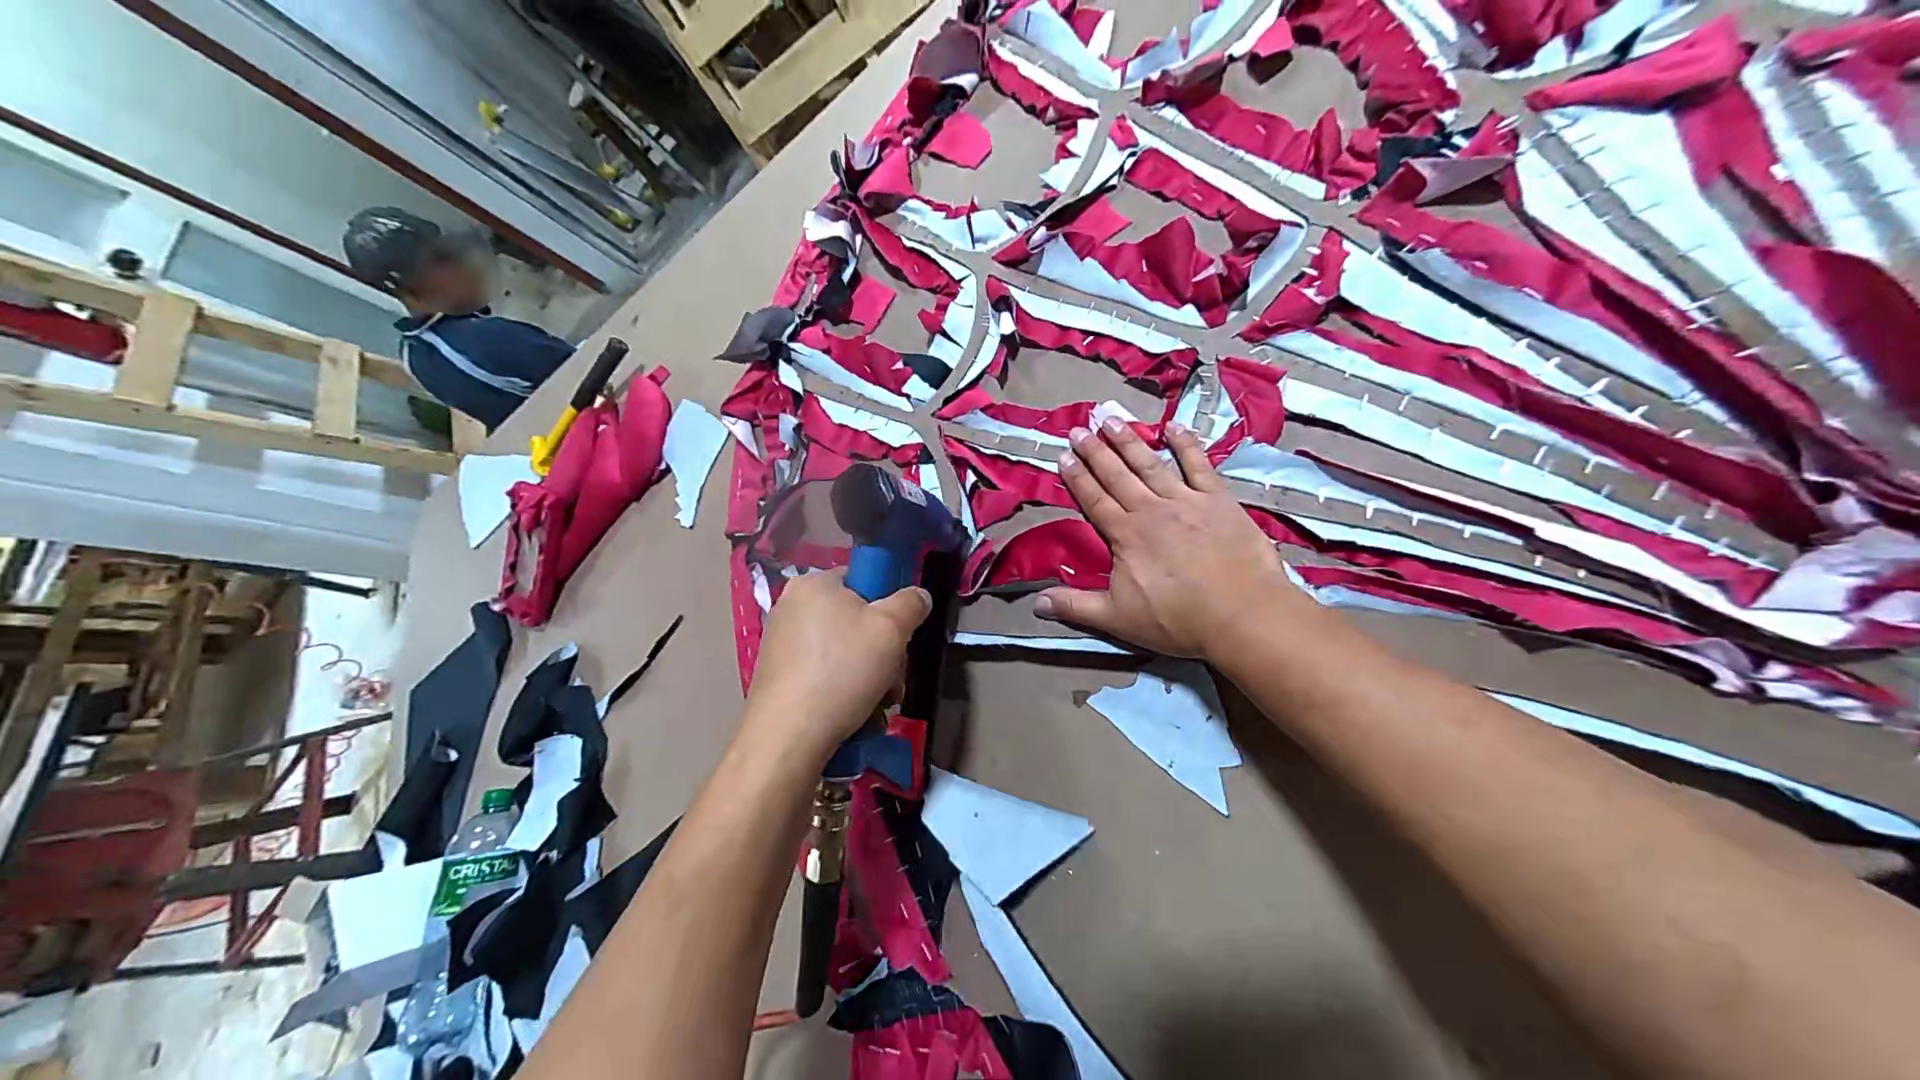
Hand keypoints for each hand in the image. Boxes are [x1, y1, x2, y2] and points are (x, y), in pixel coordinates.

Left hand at [744, 568, 930, 757]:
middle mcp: (791, 606)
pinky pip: (823, 672)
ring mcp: (780, 642)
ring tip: (877, 701)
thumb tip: (918, 596)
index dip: (888, 604)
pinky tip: (854, 711)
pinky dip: (843, 688)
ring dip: (868, 673)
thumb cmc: (842, 670)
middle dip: (882, 649)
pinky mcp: (777, 675)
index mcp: (813, 584)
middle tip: (893, 677)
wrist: (789, 735)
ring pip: (842, 649)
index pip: (862, 579)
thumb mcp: (891, 630)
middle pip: (855, 618)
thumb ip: (911, 604)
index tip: (900, 635)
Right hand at [1037, 418, 1307, 657]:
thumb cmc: (1177, 620)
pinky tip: (1173, 427)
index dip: (1077, 477)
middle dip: (1095, 450)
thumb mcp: (1117, 619)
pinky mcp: (1217, 500)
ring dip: (1129, 440)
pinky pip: (1198, 464)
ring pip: (1150, 463)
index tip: (1063, 456)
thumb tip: (1035, 603)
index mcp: (1125, 535)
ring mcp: (1185, 501)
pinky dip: (1185, 444)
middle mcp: (1150, 510)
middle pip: (1117, 475)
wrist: (1241, 613)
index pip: (1094, 499)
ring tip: (1111, 418)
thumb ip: (1075, 606)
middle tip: (1079, 428)